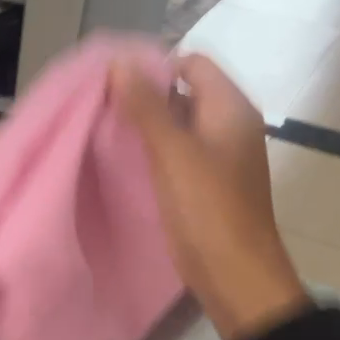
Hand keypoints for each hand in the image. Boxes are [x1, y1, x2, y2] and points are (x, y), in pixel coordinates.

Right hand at [111, 54, 309, 339]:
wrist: (236, 275)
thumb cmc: (208, 210)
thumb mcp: (173, 153)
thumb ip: (146, 107)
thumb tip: (120, 64)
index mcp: (231, 109)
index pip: (192, 64)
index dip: (154, 68)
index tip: (113, 86)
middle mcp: (230, 126)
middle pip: (184, 94)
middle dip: (145, 98)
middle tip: (103, 112)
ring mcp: (221, 158)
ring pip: (179, 127)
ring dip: (147, 128)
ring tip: (108, 136)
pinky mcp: (208, 186)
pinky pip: (178, 156)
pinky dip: (155, 155)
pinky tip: (127, 166)